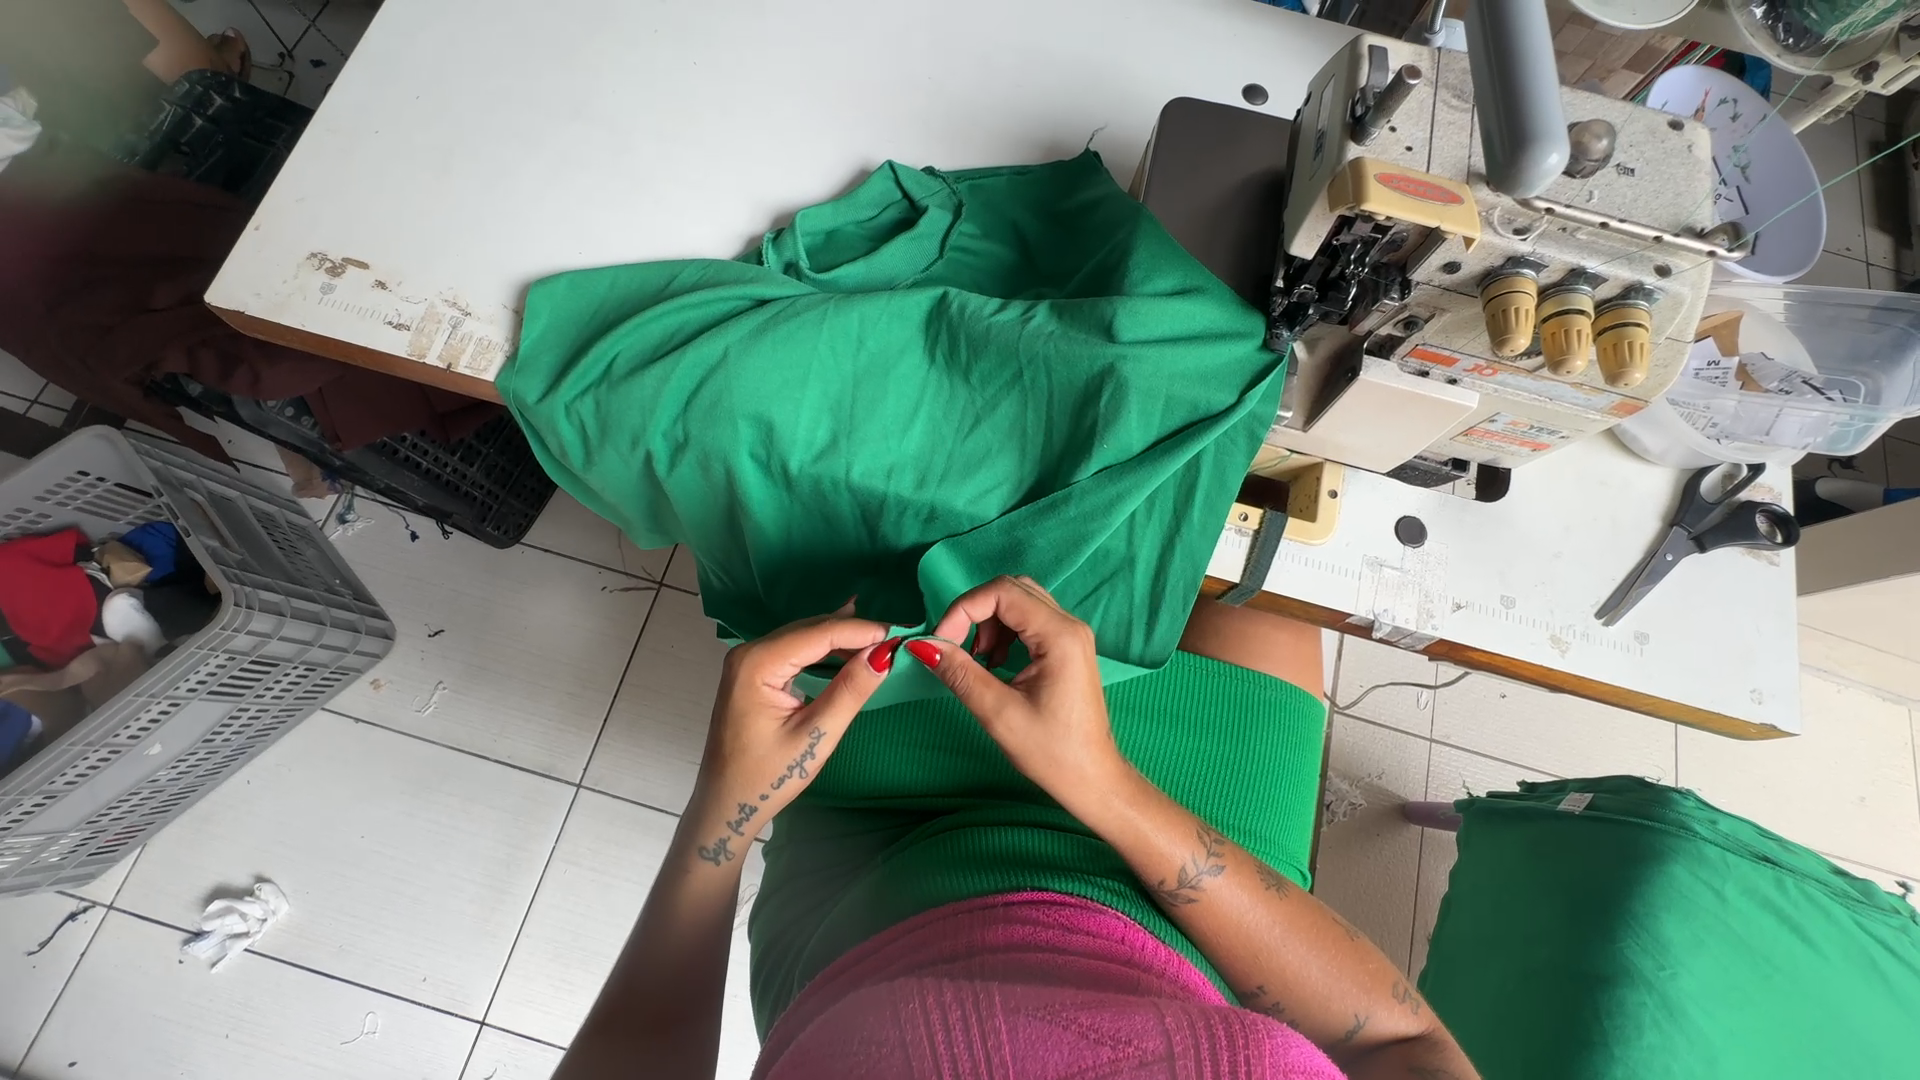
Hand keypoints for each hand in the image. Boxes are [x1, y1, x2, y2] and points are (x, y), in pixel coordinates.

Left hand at [686, 607, 898, 866]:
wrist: (726, 805)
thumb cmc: (769, 777)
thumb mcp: (816, 735)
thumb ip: (850, 690)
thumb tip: (885, 653)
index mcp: (757, 663)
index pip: (820, 633)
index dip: (862, 630)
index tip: (901, 633)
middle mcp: (749, 651)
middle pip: (812, 629)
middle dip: (855, 631)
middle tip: (898, 635)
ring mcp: (749, 659)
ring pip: (805, 636)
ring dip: (843, 638)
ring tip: (883, 640)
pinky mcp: (754, 670)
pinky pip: (796, 649)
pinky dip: (826, 648)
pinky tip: (850, 644)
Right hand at [905, 576, 1125, 809]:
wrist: (1092, 778)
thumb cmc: (1051, 751)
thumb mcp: (998, 712)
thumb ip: (960, 672)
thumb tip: (921, 645)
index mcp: (1059, 635)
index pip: (1002, 591)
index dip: (963, 609)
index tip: (941, 641)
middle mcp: (1069, 625)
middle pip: (1011, 590)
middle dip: (974, 612)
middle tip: (955, 647)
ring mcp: (1071, 633)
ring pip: (1019, 601)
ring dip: (988, 622)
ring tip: (977, 660)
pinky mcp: (1067, 646)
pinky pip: (1028, 619)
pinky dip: (1003, 631)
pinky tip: (994, 663)